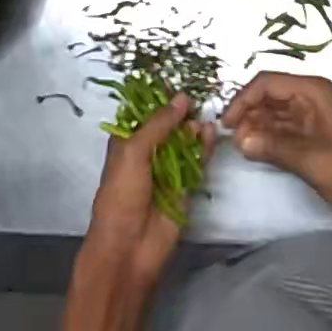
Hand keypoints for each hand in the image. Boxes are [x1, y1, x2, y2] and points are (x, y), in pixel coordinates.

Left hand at [86, 94, 214, 274]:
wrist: (128, 249)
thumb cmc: (121, 194)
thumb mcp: (134, 151)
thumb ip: (159, 123)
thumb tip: (182, 97)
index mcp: (127, 141)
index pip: (144, 112)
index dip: (159, 98)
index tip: (177, 81)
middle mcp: (148, 152)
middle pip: (168, 125)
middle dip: (181, 112)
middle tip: (196, 98)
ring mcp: (167, 170)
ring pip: (184, 142)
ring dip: (193, 128)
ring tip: (203, 116)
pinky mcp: (185, 187)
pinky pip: (198, 162)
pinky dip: (205, 147)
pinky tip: (210, 133)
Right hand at [221, 72, 331, 247]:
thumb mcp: (311, 161)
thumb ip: (274, 147)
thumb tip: (240, 139)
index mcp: (314, 90)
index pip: (267, 82)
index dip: (243, 99)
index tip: (225, 124)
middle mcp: (313, 95)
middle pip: (271, 93)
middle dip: (249, 112)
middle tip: (231, 139)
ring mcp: (316, 112)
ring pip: (277, 110)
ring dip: (258, 124)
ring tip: (242, 145)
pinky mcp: (318, 130)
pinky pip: (287, 125)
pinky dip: (272, 134)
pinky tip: (259, 148)